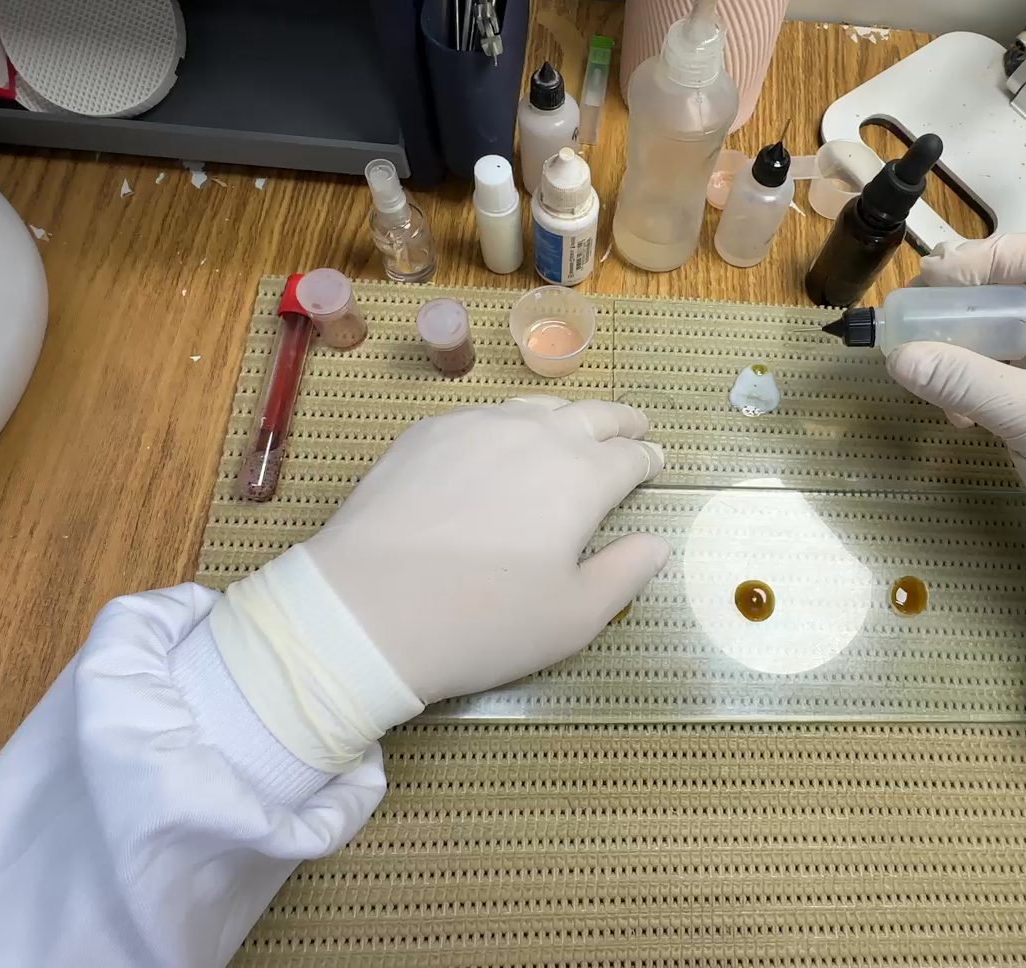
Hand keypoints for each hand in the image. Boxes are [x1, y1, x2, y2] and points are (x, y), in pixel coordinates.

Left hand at [209, 397, 667, 769]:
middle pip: (592, 414)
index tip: (656, 459)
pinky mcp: (429, 431)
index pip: (630, 456)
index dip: (648, 457)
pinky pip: (484, 413)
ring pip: (537, 405)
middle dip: (621, 419)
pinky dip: (510, 422)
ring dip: (568, 414)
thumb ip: (625, 574)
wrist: (368, 610)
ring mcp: (478, 425)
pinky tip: (501, 441)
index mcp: (581, 478)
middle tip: (634, 424)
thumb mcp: (574, 618)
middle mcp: (536, 435)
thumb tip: (657, 543)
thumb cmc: (484, 621)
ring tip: (574, 426)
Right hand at [886, 232, 1025, 561]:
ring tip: (923, 368)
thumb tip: (898, 357)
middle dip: (963, 305)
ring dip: (959, 350)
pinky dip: (968, 386)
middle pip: (1017, 292)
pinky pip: (996, 375)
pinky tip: (955, 415)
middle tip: (912, 317)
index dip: (987, 259)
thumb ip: (970, 383)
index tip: (932, 281)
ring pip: (1000, 336)